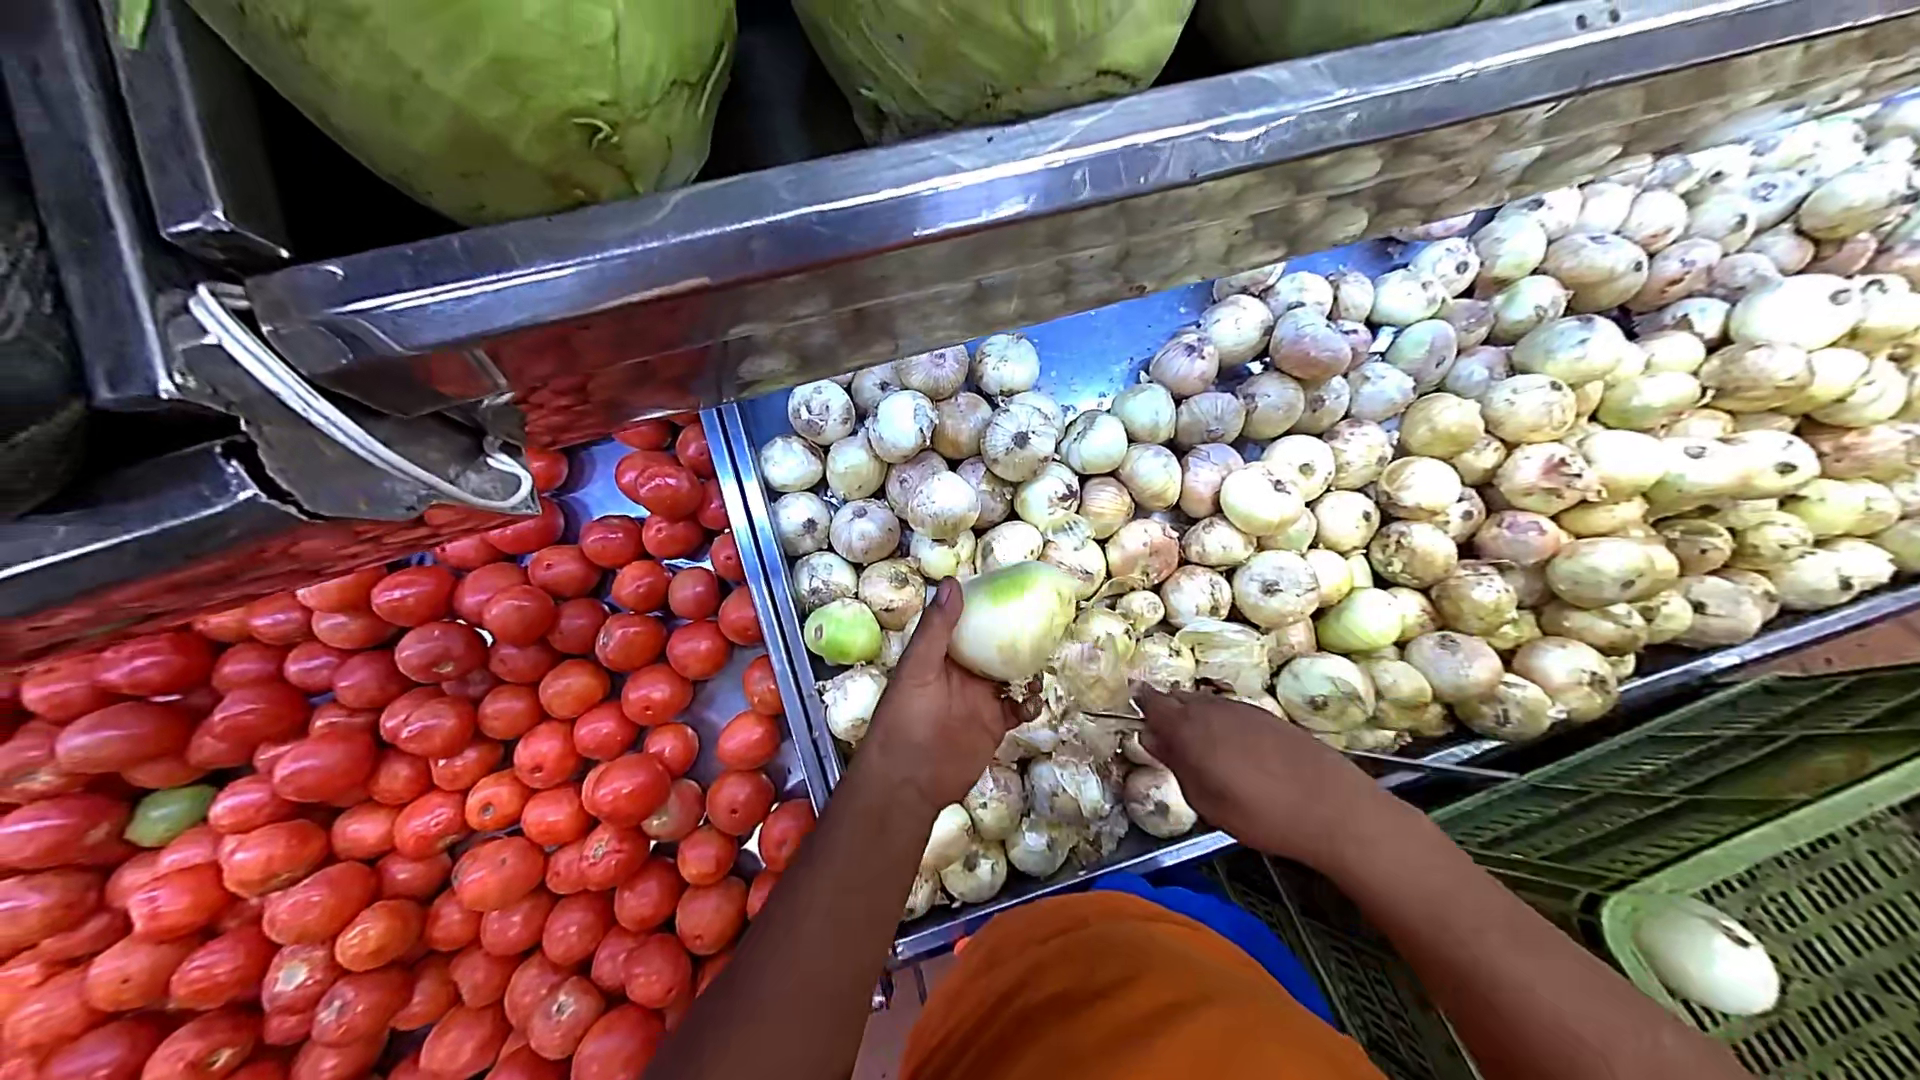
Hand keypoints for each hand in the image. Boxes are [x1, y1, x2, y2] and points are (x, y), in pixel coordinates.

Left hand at [856, 580, 1028, 814]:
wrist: (908, 783)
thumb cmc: (904, 721)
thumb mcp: (918, 668)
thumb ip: (936, 629)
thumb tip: (953, 582)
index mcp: (942, 653)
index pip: (967, 620)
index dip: (986, 604)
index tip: (1011, 584)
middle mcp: (964, 672)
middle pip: (995, 645)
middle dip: (1016, 632)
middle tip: (1045, 615)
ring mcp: (981, 698)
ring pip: (1012, 673)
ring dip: (1029, 665)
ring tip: (1047, 654)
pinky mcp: (995, 724)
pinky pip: (1019, 707)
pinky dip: (1031, 701)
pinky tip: (1034, 697)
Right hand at [1138, 687, 1409, 870]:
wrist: (1335, 809)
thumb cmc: (1261, 814)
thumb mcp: (1206, 800)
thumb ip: (1176, 764)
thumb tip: (1150, 736)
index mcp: (1190, 728)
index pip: (1154, 702)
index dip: (1141, 702)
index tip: (1133, 706)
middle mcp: (1213, 709)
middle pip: (1179, 698)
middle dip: (1166, 709)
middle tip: (1161, 731)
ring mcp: (1244, 709)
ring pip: (1205, 703)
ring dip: (1193, 715)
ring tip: (1193, 741)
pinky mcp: (1268, 717)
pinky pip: (1229, 710)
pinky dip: (1218, 720)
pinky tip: (1228, 746)